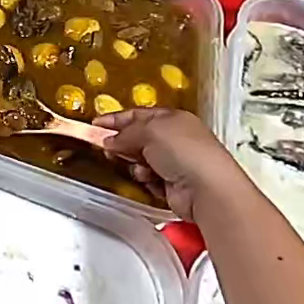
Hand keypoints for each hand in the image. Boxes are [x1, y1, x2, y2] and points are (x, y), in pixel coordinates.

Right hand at [96, 108, 250, 220]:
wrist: (207, 188)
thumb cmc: (182, 150)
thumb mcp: (149, 130)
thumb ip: (125, 133)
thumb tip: (110, 140)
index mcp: (172, 118)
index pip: (139, 115)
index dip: (117, 119)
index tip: (96, 125)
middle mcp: (174, 138)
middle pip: (138, 138)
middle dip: (123, 144)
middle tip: (109, 149)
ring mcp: (175, 162)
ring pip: (141, 160)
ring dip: (135, 164)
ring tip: (139, 167)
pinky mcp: (172, 185)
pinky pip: (148, 179)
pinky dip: (146, 179)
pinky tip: (150, 180)